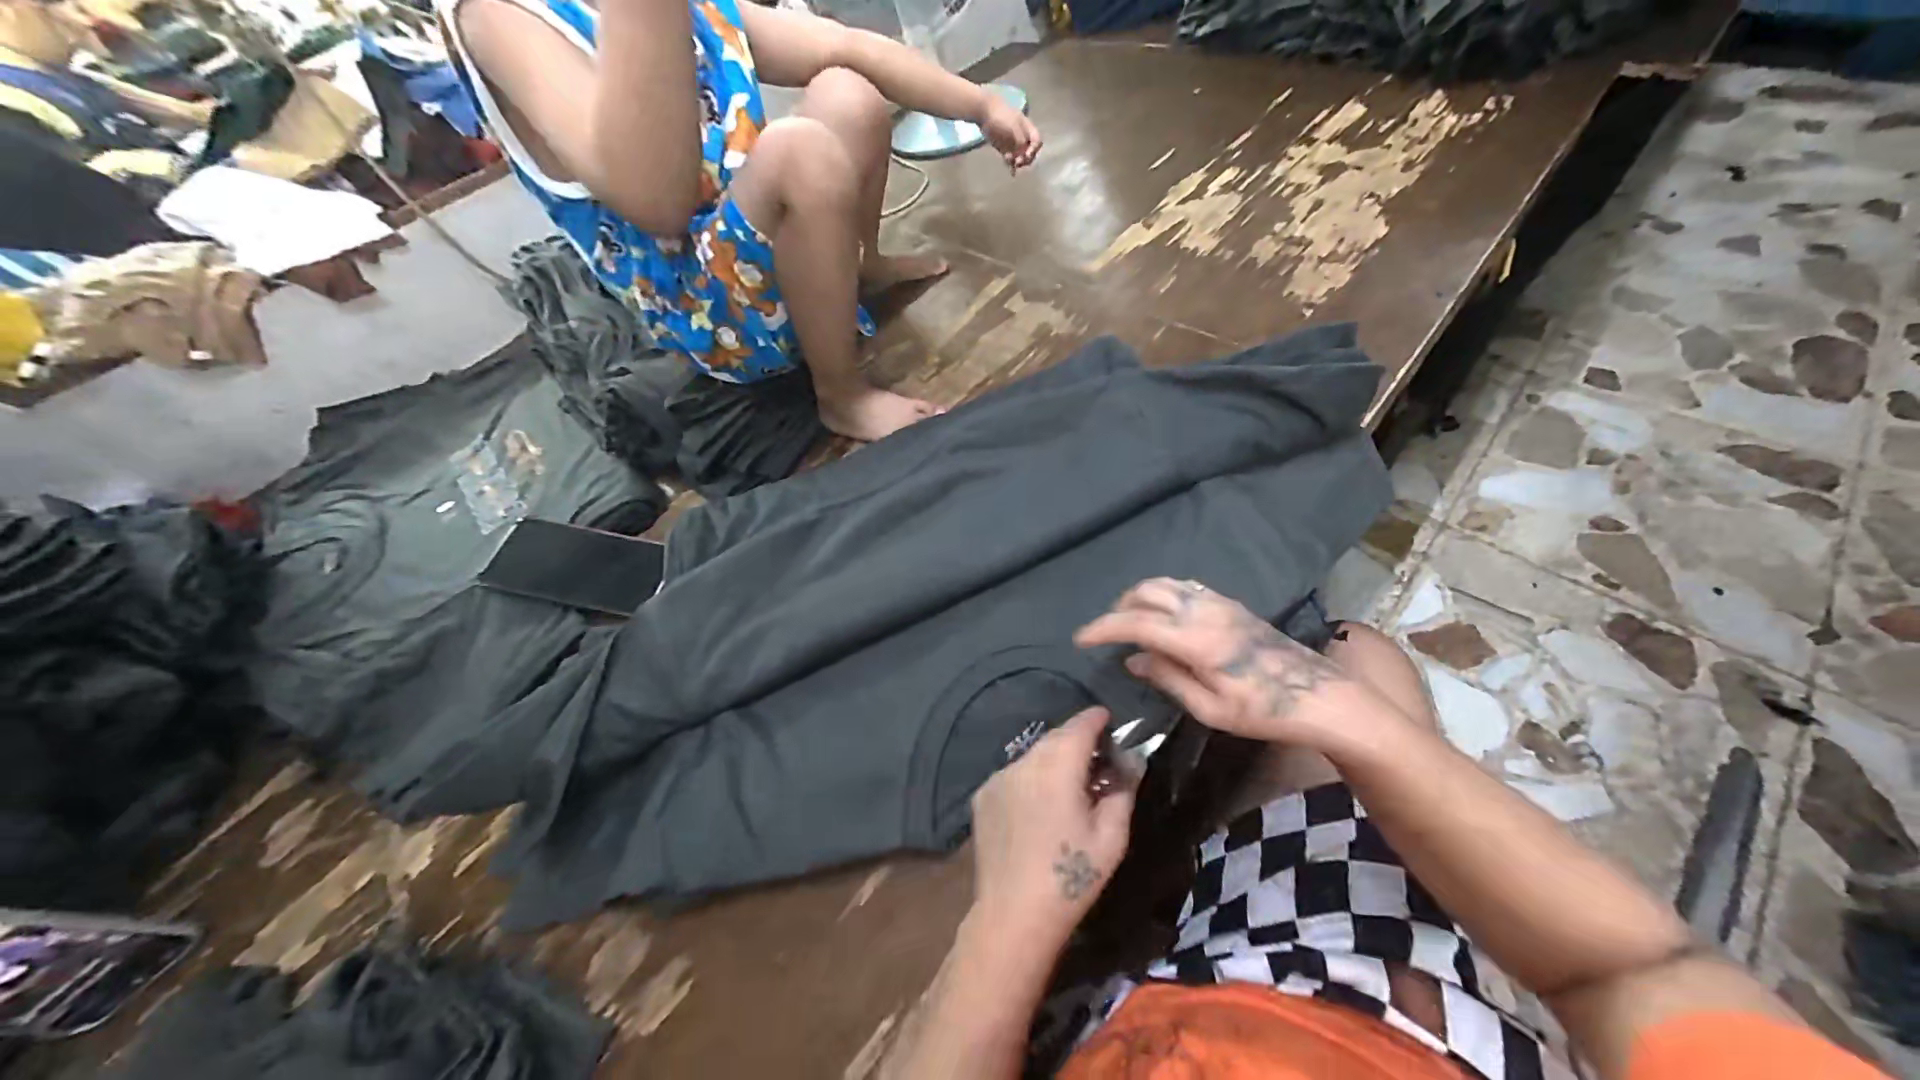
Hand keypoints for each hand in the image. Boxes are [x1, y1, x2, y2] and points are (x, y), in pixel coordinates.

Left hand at [968, 707, 1134, 944]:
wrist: (1014, 914)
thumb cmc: (1071, 877)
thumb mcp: (1112, 837)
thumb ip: (1123, 790)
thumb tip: (1129, 762)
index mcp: (1057, 767)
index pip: (1080, 725)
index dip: (1097, 719)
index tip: (1109, 721)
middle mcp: (1023, 762)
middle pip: (1055, 737)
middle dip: (1077, 741)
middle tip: (1097, 762)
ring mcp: (998, 778)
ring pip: (1033, 756)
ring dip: (1052, 761)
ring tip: (1068, 789)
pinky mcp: (982, 796)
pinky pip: (1014, 775)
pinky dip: (1030, 779)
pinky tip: (1038, 808)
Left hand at [977, 94, 1040, 172]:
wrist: (984, 112)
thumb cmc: (1001, 116)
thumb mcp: (1014, 127)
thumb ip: (1021, 141)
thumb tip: (1023, 154)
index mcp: (1027, 128)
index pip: (1037, 141)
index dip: (1034, 150)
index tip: (1026, 155)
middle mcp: (1022, 136)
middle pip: (1029, 151)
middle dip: (1026, 158)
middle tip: (1018, 162)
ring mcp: (1013, 142)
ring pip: (1020, 156)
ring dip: (1017, 162)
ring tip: (1010, 162)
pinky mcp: (1004, 148)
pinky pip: (1010, 159)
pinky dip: (1010, 164)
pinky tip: (1010, 170)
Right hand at [1075, 577, 1367, 744]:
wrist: (1323, 698)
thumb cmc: (1265, 712)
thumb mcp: (1211, 709)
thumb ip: (1168, 678)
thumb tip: (1134, 659)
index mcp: (1196, 640)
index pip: (1136, 623)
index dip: (1103, 628)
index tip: (1080, 639)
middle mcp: (1205, 612)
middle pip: (1147, 592)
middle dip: (1119, 608)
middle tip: (1107, 633)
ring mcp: (1221, 604)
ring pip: (1167, 584)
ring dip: (1140, 597)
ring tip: (1130, 622)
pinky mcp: (1233, 605)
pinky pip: (1187, 586)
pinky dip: (1164, 593)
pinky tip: (1163, 614)